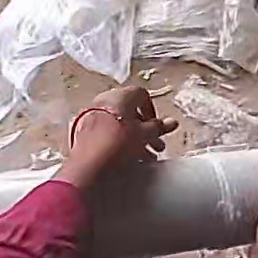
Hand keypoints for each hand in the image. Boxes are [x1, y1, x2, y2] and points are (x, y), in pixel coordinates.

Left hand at [55, 85, 177, 188]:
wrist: (88, 162)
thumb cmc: (119, 143)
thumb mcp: (144, 135)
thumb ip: (159, 128)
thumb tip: (173, 122)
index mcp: (119, 96)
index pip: (141, 95)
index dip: (152, 111)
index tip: (156, 127)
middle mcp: (104, 101)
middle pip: (130, 112)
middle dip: (146, 130)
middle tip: (156, 147)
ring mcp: (93, 115)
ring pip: (119, 124)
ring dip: (135, 139)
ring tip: (146, 158)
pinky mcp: (85, 130)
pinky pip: (107, 132)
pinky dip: (119, 142)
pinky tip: (128, 159)